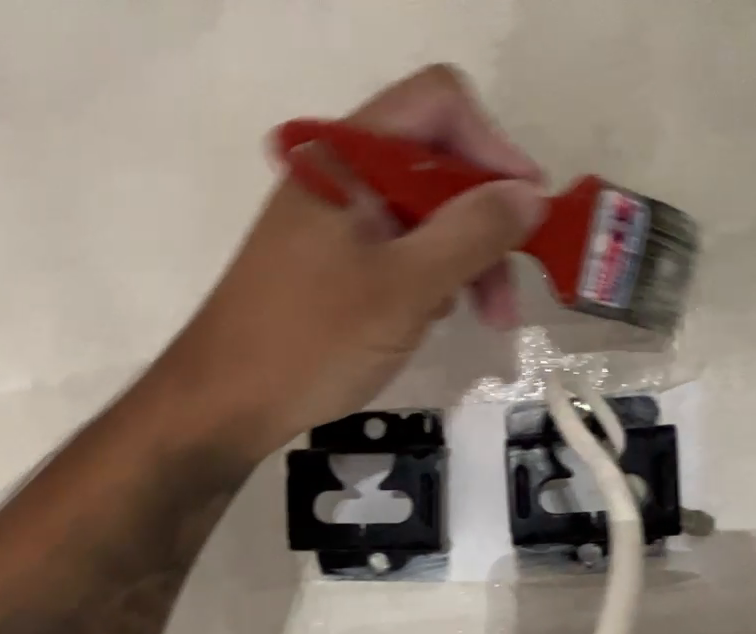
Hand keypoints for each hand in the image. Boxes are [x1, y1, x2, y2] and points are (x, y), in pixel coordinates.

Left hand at [152, 64, 545, 460]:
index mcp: (347, 155)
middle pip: (436, 165)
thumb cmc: (312, 341)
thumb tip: (531, 195)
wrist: (224, 404)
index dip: (495, 149)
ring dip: (462, 260)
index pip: (440, 106)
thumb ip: (474, 233)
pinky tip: (428, 319)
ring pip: (421, 215)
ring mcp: (331, 220)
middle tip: (510, 294)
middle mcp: (339, 172)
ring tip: (478, 318)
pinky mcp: (328, 261)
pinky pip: (396, 249)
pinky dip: (426, 278)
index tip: (530, 210)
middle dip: (485, 224)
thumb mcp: (406, 287)